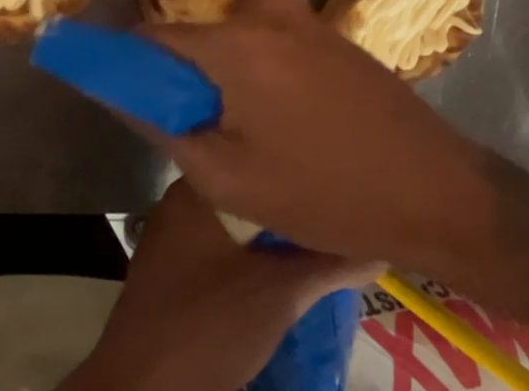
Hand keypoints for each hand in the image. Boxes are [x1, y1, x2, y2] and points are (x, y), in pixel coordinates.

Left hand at [64, 180, 375, 390]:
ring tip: (327, 240)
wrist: (148, 379)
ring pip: (237, 225)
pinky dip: (254, 257)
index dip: (296, 170)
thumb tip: (380, 243)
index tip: (340, 178)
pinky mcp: (175, 271)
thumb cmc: (210, 322)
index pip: (251, 159)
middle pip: (246, 194)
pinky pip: (223, 250)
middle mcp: (180, 204)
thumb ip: (328, 263)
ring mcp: (174, 238)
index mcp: (195, 191)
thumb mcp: (280, 293)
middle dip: (291, 206)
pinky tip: (287, 272)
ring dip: (275, 237)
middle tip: (344, 212)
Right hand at [140, 0, 498, 273]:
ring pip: (233, 34)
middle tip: (199, 124)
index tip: (136, 96)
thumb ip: (162, 129)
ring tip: (246, 124)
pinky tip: (287, 116)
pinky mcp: (333, 34)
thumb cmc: (326, 193)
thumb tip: (119, 96)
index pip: (153, 36)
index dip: (133, 64)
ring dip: (225, 69)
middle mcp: (265, 15)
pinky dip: (260, 65)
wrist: (443, 195)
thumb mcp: (227, 178)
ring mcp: (305, 20)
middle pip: (195, 33)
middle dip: (184, 72)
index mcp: (234, 45)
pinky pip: (270, 38)